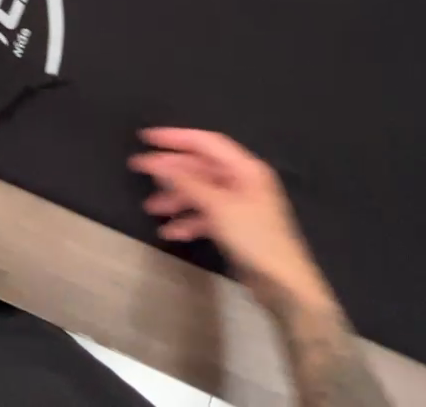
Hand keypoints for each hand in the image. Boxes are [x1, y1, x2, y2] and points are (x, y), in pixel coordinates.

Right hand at [130, 128, 325, 315]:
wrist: (285, 286)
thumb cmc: (255, 238)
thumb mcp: (218, 206)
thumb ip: (187, 182)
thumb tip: (158, 162)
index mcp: (244, 168)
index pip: (205, 142)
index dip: (175, 138)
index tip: (147, 138)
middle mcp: (241, 181)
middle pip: (200, 168)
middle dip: (171, 172)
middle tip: (140, 171)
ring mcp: (238, 205)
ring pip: (200, 192)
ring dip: (176, 198)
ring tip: (151, 208)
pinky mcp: (235, 227)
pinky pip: (206, 215)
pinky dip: (188, 220)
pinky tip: (170, 231)